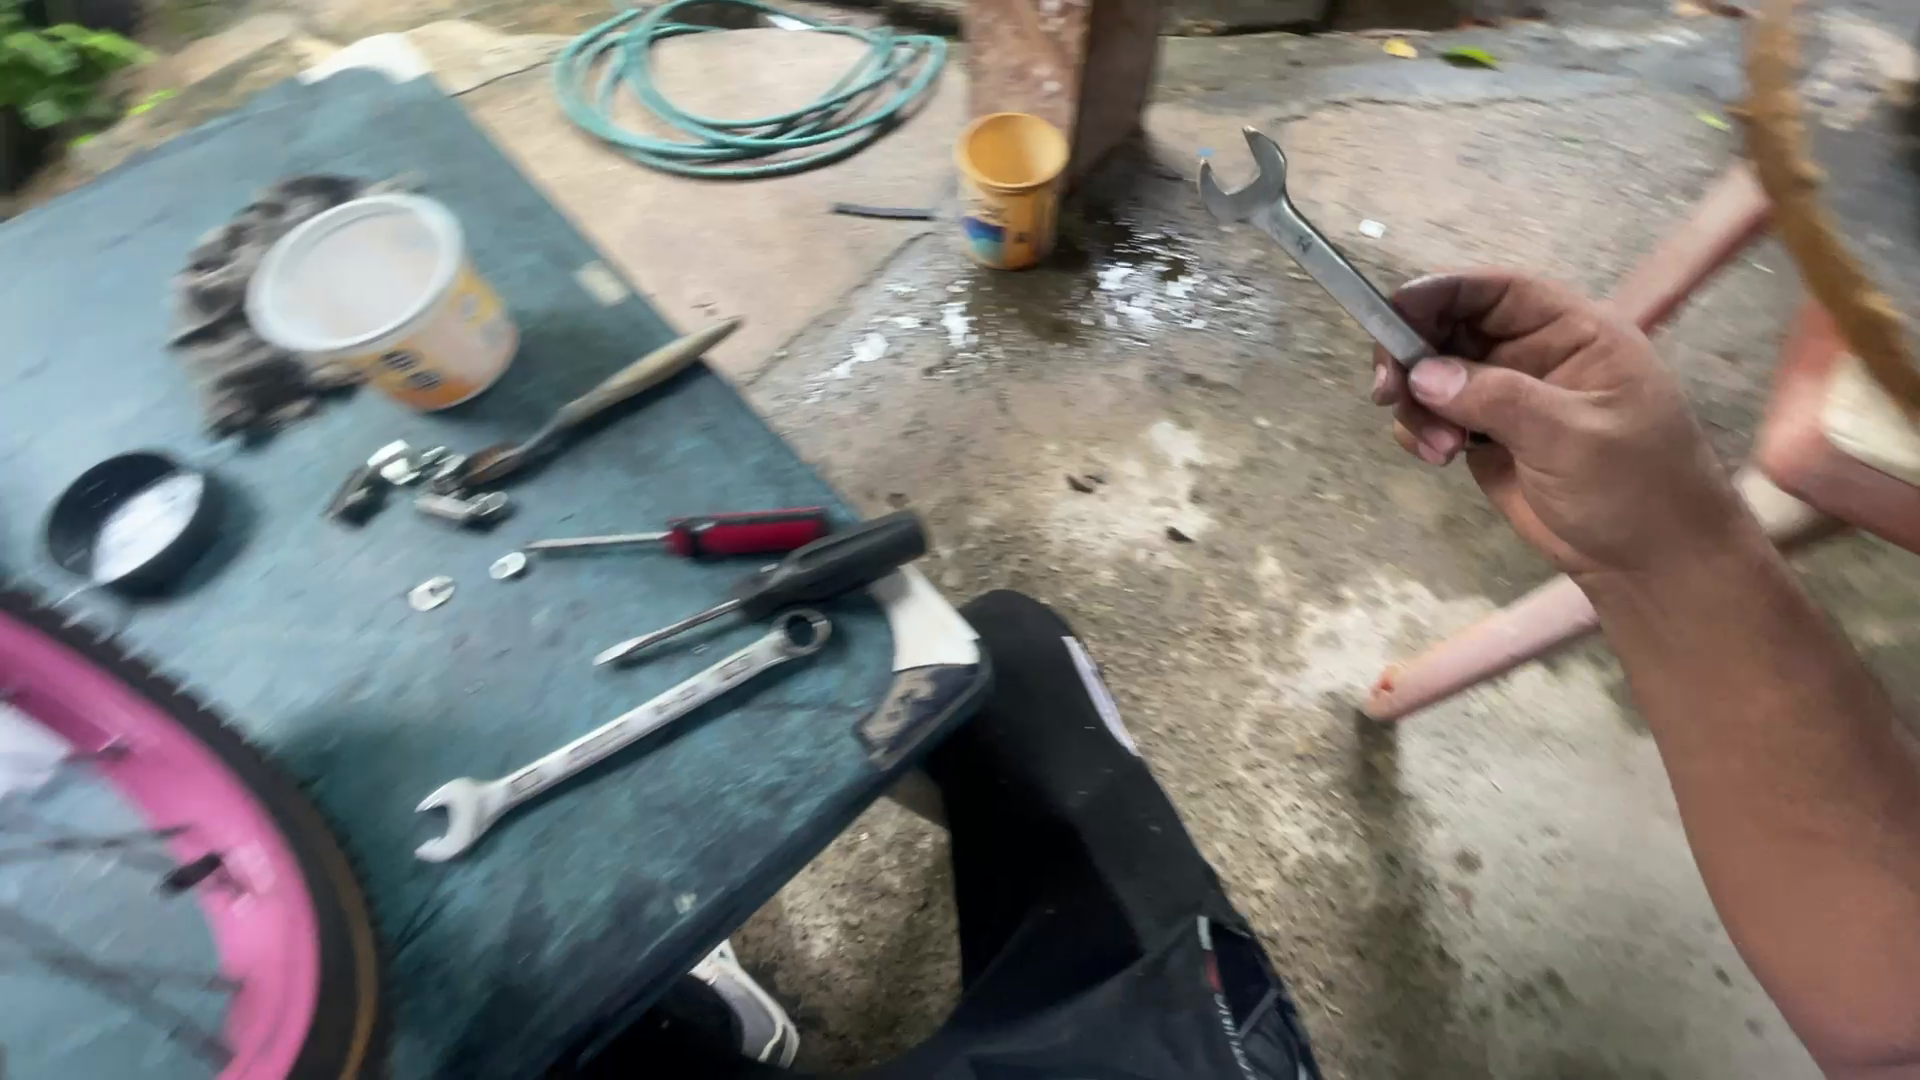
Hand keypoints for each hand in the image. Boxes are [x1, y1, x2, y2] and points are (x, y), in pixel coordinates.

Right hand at [1371, 269, 1753, 578]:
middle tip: (1386, 392)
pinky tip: (1438, 458)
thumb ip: (1498, 399)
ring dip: (1414, 406)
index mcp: (1570, 334)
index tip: (1387, 318)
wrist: (1645, 557)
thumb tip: (1421, 374)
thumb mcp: (1573, 437)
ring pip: (1426, 375)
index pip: (1494, 291)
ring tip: (1439, 448)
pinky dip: (1415, 432)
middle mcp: (1528, 355)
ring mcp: (1500, 395)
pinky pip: (1426, 415)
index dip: (1437, 293)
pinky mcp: (1478, 432)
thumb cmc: (1635, 487)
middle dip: (1408, 356)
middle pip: (1445, 329)